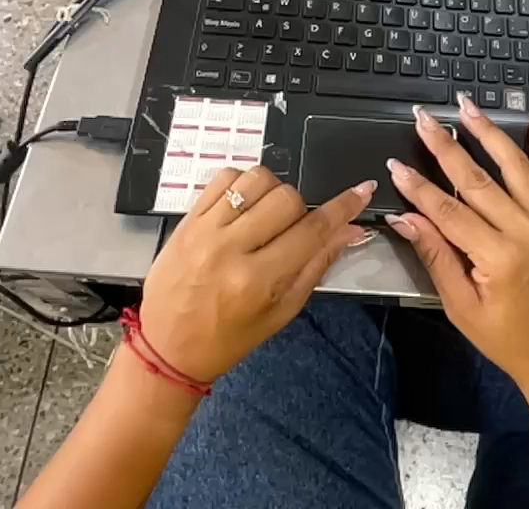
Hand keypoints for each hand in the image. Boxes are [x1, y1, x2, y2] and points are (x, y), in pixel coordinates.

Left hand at [138, 166, 373, 381]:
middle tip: (290, 229)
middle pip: (288, 198)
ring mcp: (205, 231)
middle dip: (300, 208)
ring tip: (264, 214)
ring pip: (257, 179)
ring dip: (272, 191)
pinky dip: (241, 183)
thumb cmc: (228, 338)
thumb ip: (318, 265)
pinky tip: (242, 205)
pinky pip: (223, 177)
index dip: (343, 207)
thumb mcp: (281, 312)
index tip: (362, 191)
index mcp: (258, 281)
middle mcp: (231, 250)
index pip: (313, 230)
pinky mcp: (187, 220)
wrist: (166, 350)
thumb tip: (351, 230)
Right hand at [384, 96, 528, 392]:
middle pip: (479, 179)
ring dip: (488, 132)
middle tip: (423, 119)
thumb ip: (436, 257)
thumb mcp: (461, 307)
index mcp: (499, 258)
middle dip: (446, 146)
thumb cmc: (506, 338)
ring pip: (514, 165)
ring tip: (466, 106)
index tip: (395, 165)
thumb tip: (404, 218)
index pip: (449, 212)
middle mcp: (526, 231)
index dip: (419, 188)